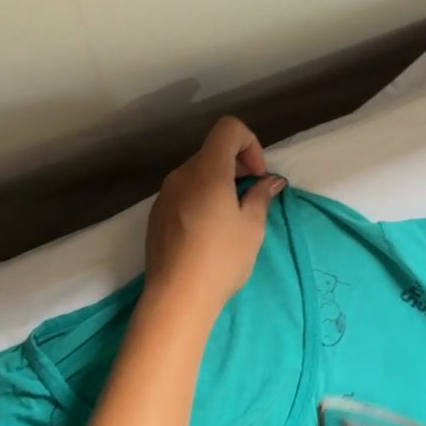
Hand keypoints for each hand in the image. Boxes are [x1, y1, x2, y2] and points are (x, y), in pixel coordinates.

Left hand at [143, 117, 284, 313]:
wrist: (177, 297)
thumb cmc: (221, 260)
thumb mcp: (251, 228)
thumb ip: (260, 196)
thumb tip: (270, 182)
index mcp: (207, 171)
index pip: (228, 129)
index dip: (249, 143)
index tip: (257, 175)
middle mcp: (181, 175)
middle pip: (212, 152)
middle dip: (236, 166)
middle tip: (251, 197)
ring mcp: (164, 194)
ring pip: (196, 173)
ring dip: (218, 183)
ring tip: (230, 217)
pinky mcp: (155, 214)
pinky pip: (182, 192)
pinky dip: (200, 198)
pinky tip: (207, 231)